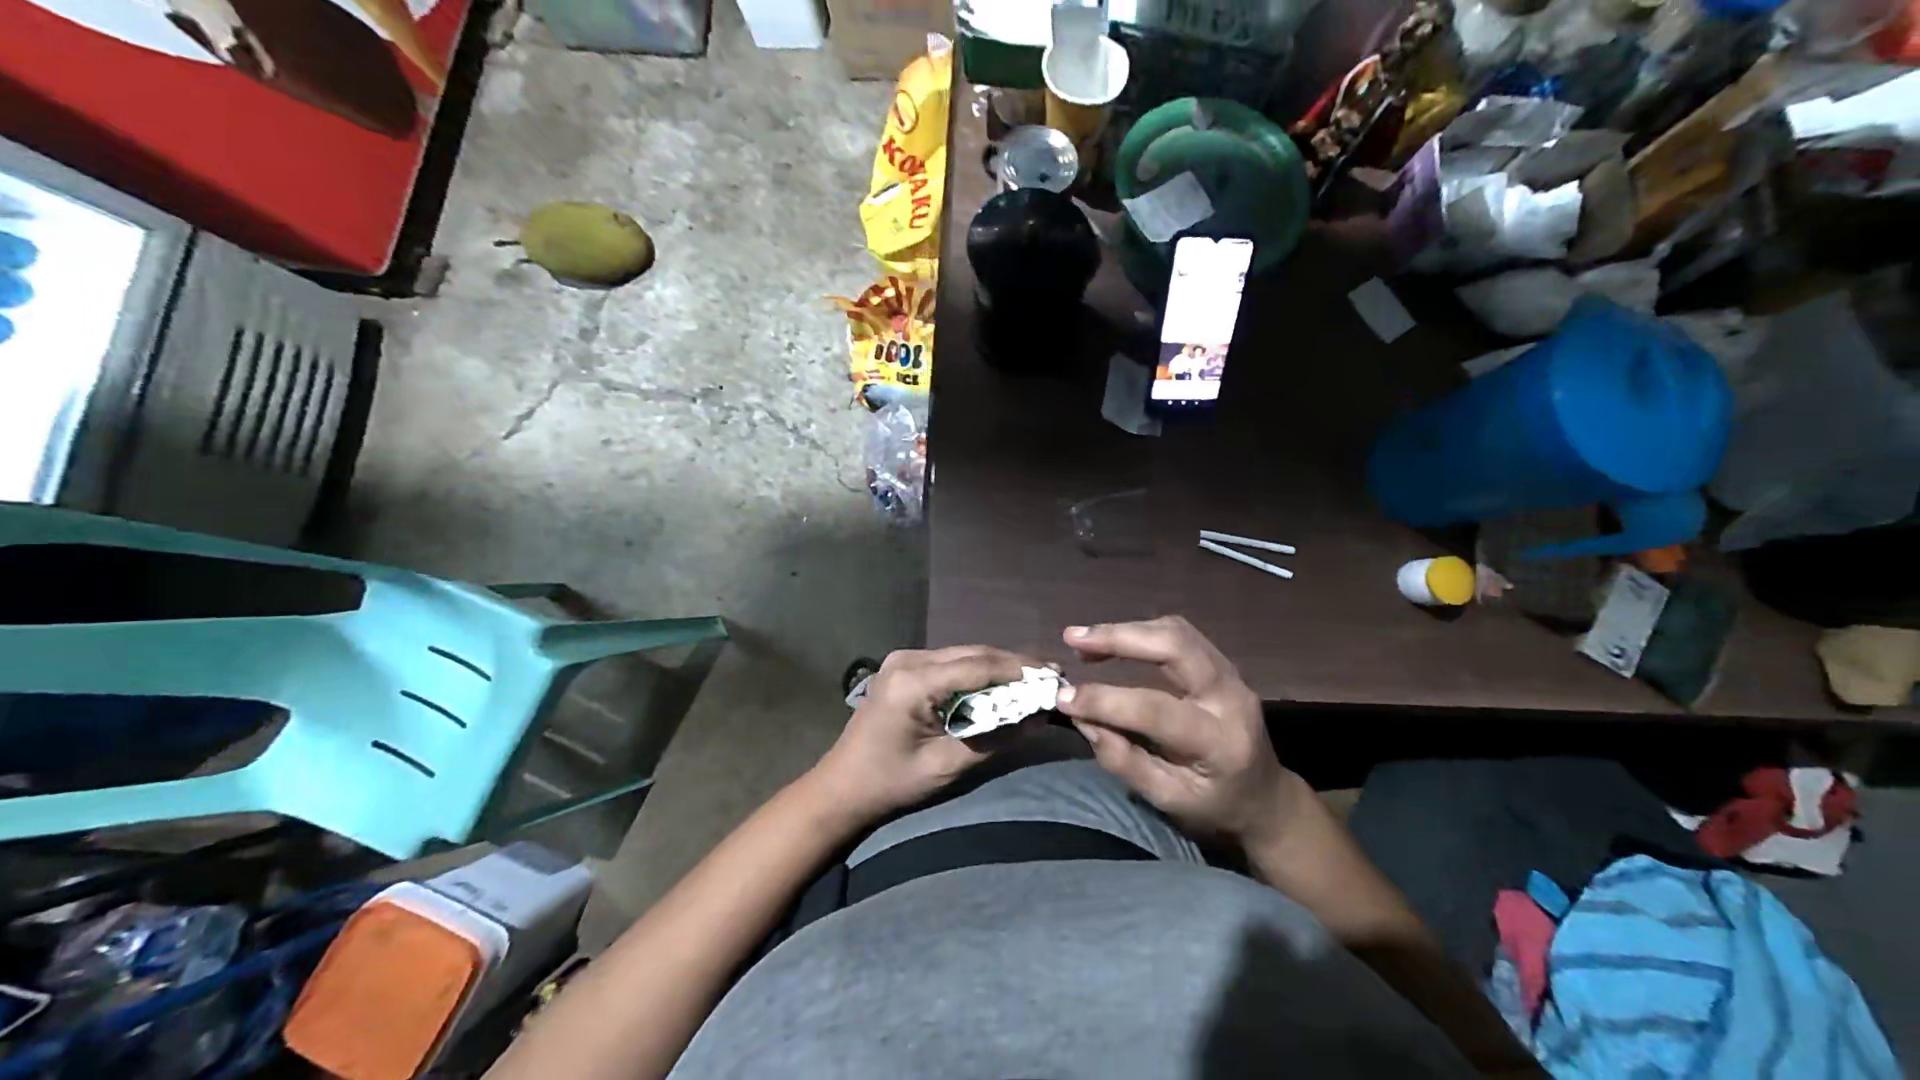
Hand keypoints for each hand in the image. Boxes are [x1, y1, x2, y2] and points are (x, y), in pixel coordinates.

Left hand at [811, 645, 1037, 819]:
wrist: (843, 786)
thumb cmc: (892, 782)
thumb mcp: (947, 765)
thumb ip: (995, 737)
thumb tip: (1039, 717)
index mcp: (913, 682)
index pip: (978, 666)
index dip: (1019, 670)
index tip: (1054, 676)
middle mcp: (908, 659)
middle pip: (973, 654)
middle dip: (1014, 665)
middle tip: (1052, 675)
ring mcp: (903, 659)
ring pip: (964, 654)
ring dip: (998, 666)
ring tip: (1034, 678)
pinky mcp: (904, 666)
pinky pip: (950, 662)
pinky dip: (978, 672)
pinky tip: (1000, 682)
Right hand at [1056, 616, 1302, 848]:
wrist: (1266, 797)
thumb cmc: (1215, 805)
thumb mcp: (1168, 801)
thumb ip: (1125, 761)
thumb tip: (1082, 719)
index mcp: (1218, 742)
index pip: (1155, 710)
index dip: (1105, 700)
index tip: (1063, 698)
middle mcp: (1230, 698)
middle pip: (1176, 645)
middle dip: (1120, 637)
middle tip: (1073, 639)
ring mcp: (1232, 676)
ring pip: (1178, 632)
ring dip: (1128, 630)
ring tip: (1087, 641)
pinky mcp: (1224, 665)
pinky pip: (1182, 635)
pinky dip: (1143, 633)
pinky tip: (1116, 642)